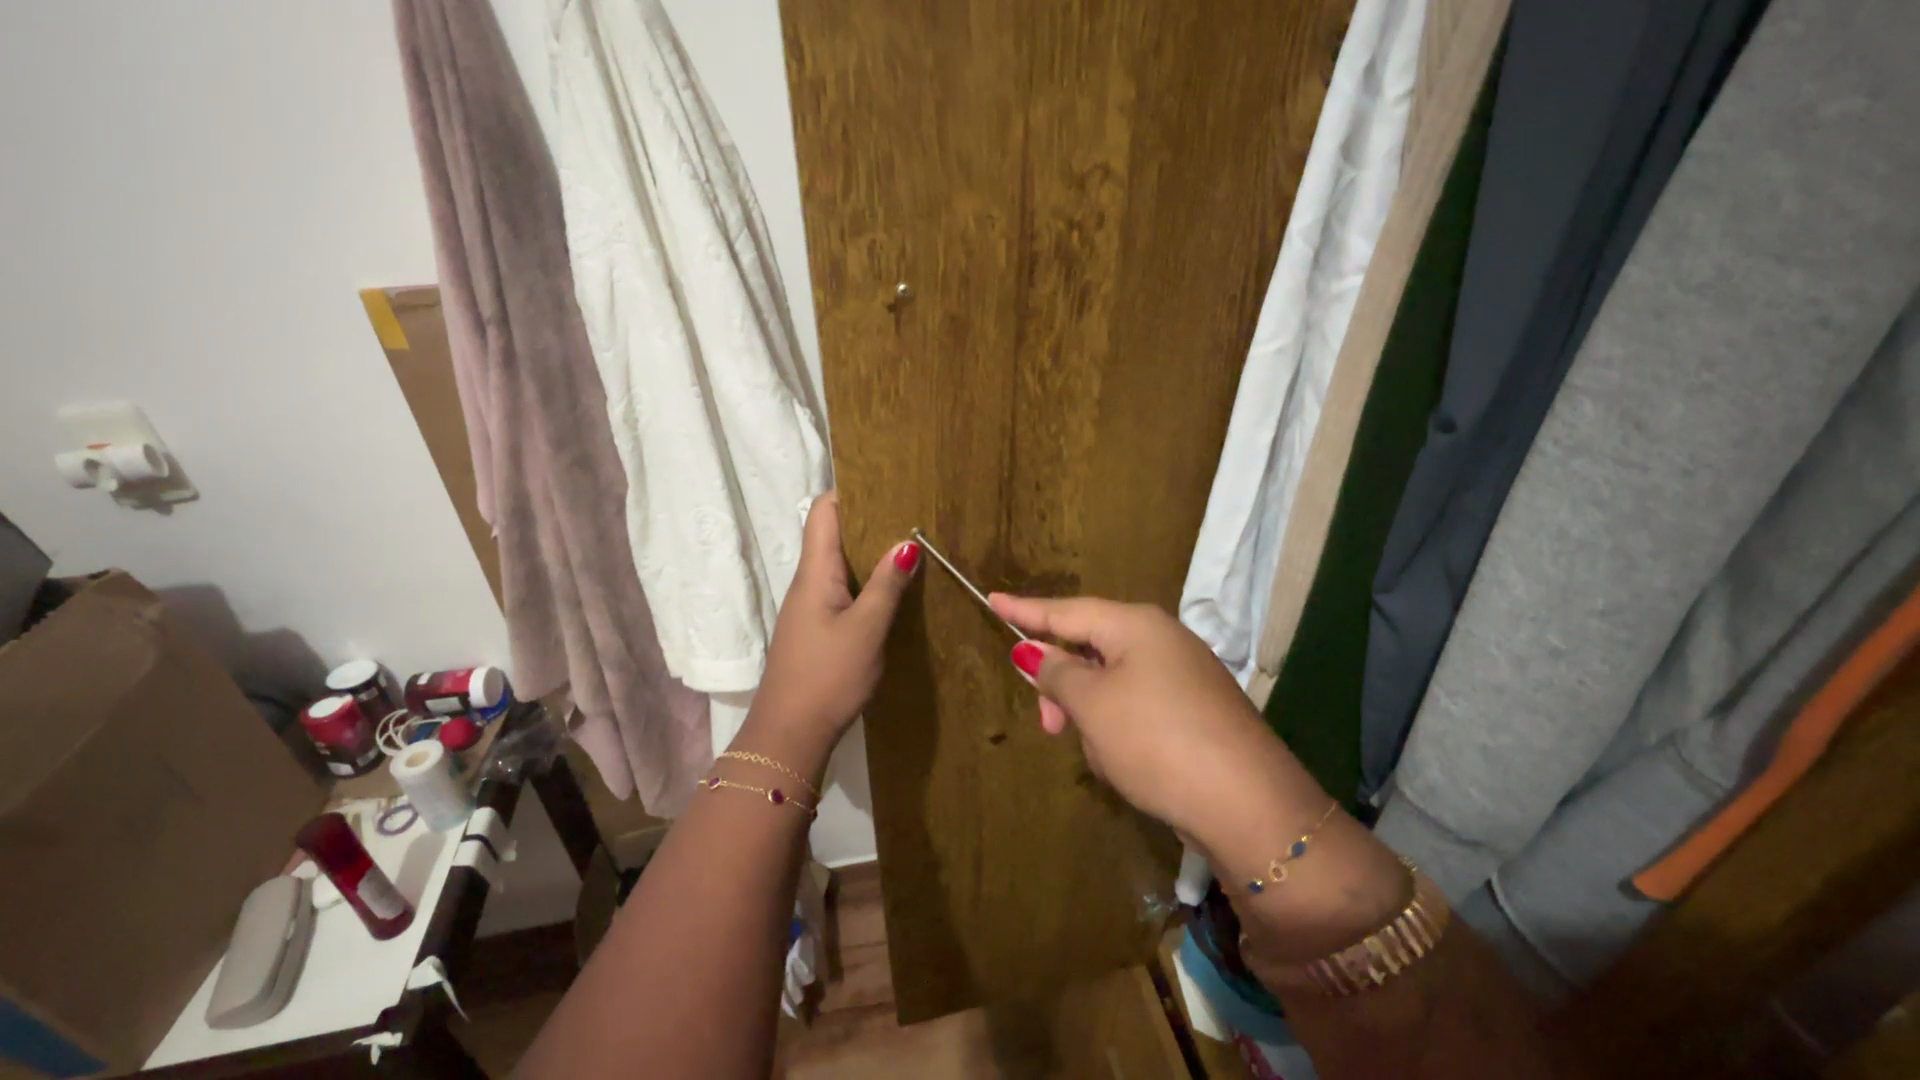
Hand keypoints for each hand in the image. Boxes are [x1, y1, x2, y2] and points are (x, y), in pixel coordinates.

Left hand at [754, 493, 918, 746]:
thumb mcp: (866, 629)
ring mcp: (811, 608)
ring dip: (871, 553)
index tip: (887, 482)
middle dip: (869, 520)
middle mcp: (808, 583)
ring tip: (911, 545)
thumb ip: (887, 586)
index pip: (823, 512)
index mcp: (815, 573)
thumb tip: (906, 542)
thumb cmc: (828, 675)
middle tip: (913, 513)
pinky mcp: (818, 631)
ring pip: (841, 565)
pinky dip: (867, 582)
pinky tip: (894, 590)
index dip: (850, 491)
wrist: (791, 732)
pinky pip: (843, 591)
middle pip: (834, 535)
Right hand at [986, 594, 1322, 843]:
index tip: (992, 599)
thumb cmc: (1155, 739)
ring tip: (1104, 758)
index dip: (1026, 611)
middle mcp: (1163, 641)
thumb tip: (1034, 651)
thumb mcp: (1092, 705)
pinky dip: (1120, 734)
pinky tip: (1127, 767)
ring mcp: (1184, 677)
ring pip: (1112, 687)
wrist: (1245, 802)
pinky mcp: (1195, 713)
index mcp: (1136, 626)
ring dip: (1093, 719)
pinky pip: (1138, 711)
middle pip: (1090, 650)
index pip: (1067, 611)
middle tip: (1050, 726)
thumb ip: (1057, 673)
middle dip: (1064, 688)